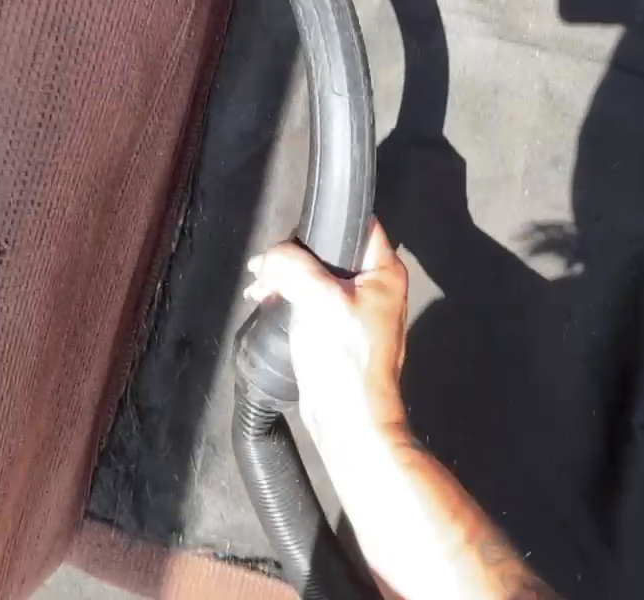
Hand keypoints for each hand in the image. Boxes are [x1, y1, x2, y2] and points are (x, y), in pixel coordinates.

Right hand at [244, 222, 411, 460]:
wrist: (348, 420)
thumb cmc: (346, 361)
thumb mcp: (318, 299)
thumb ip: (292, 266)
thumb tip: (269, 258)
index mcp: (384, 272)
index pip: (357, 225)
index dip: (324, 223)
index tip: (295, 231)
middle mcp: (374, 286)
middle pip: (329, 249)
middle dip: (293, 254)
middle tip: (267, 264)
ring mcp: (356, 308)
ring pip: (315, 274)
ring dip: (285, 276)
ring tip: (260, 284)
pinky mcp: (338, 328)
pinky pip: (311, 298)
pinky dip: (288, 295)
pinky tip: (266, 299)